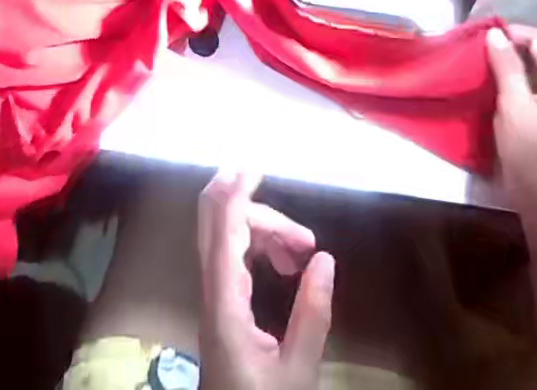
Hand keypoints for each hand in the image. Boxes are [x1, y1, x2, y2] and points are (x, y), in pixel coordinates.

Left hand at [196, 170, 334, 389]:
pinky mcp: (221, 304)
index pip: (223, 231)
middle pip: (217, 223)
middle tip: (288, 212)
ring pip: (228, 237)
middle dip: (247, 202)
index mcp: (224, 301)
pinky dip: (258, 246)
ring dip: (264, 229)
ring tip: (304, 248)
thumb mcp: (296, 371)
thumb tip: (324, 258)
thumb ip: (311, 316)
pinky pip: (233, 255)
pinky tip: (286, 263)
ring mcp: (213, 295)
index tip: (253, 166)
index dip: (235, 193)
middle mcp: (212, 289)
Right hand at [486, 25, 536, 230]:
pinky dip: (522, 89)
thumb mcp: (515, 112)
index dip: (511, 33)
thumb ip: (507, 69)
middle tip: (476, 52)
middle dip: (511, 51)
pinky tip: (501, 95)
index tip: (478, 35)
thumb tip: (495, 33)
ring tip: (483, 70)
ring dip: (514, 71)